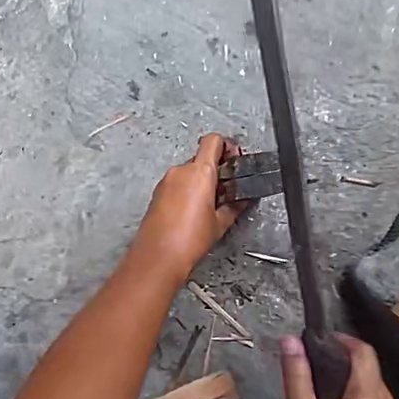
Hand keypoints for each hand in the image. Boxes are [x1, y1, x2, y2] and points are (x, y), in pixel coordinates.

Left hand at [129, 134, 244, 277]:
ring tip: (210, 206)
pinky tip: (193, 211)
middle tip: (226, 190)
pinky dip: (187, 191)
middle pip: (202, 158)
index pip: (213, 141)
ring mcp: (166, 182)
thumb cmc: (187, 241)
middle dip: (216, 172)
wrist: (158, 256)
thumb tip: (241, 200)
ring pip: (189, 172)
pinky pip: (177, 184)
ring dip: (201, 182)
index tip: (234, 161)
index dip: (227, 147)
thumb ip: (234, 205)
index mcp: (199, 172)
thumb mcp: (220, 223)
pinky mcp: (157, 193)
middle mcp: (180, 172)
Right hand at [283, 334, 398, 398]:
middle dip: (341, 363)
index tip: (319, 340)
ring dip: (348, 382)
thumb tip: (290, 342)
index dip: (342, 340)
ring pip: (372, 387)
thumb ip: (297, 377)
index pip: (364, 353)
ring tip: (318, 393)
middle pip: (369, 370)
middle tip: (311, 368)